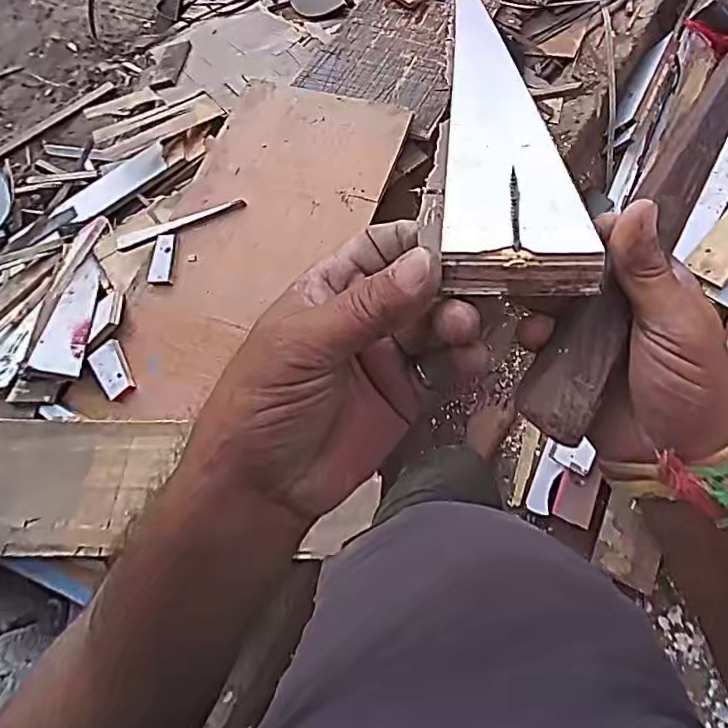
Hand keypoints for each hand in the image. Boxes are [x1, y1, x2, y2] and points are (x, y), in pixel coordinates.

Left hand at [181, 222, 487, 523]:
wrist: (262, 488)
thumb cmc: (257, 404)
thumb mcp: (306, 343)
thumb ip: (367, 306)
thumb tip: (421, 264)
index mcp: (331, 289)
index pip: (380, 248)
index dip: (415, 240)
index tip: (453, 240)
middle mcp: (364, 318)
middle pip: (419, 285)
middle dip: (447, 283)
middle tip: (470, 287)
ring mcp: (387, 357)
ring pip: (437, 325)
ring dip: (458, 321)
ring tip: (463, 327)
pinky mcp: (407, 396)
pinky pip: (445, 369)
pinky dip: (463, 361)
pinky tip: (469, 359)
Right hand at [519, 200, 727, 466]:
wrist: (672, 461)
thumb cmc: (692, 389)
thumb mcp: (674, 323)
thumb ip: (648, 269)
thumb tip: (638, 207)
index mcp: (654, 286)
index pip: (617, 244)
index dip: (588, 233)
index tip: (558, 225)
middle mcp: (620, 305)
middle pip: (577, 271)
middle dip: (553, 268)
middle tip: (530, 265)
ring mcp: (592, 335)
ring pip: (555, 303)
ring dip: (540, 301)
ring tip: (534, 308)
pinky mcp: (569, 363)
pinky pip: (543, 340)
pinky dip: (533, 335)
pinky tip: (532, 339)